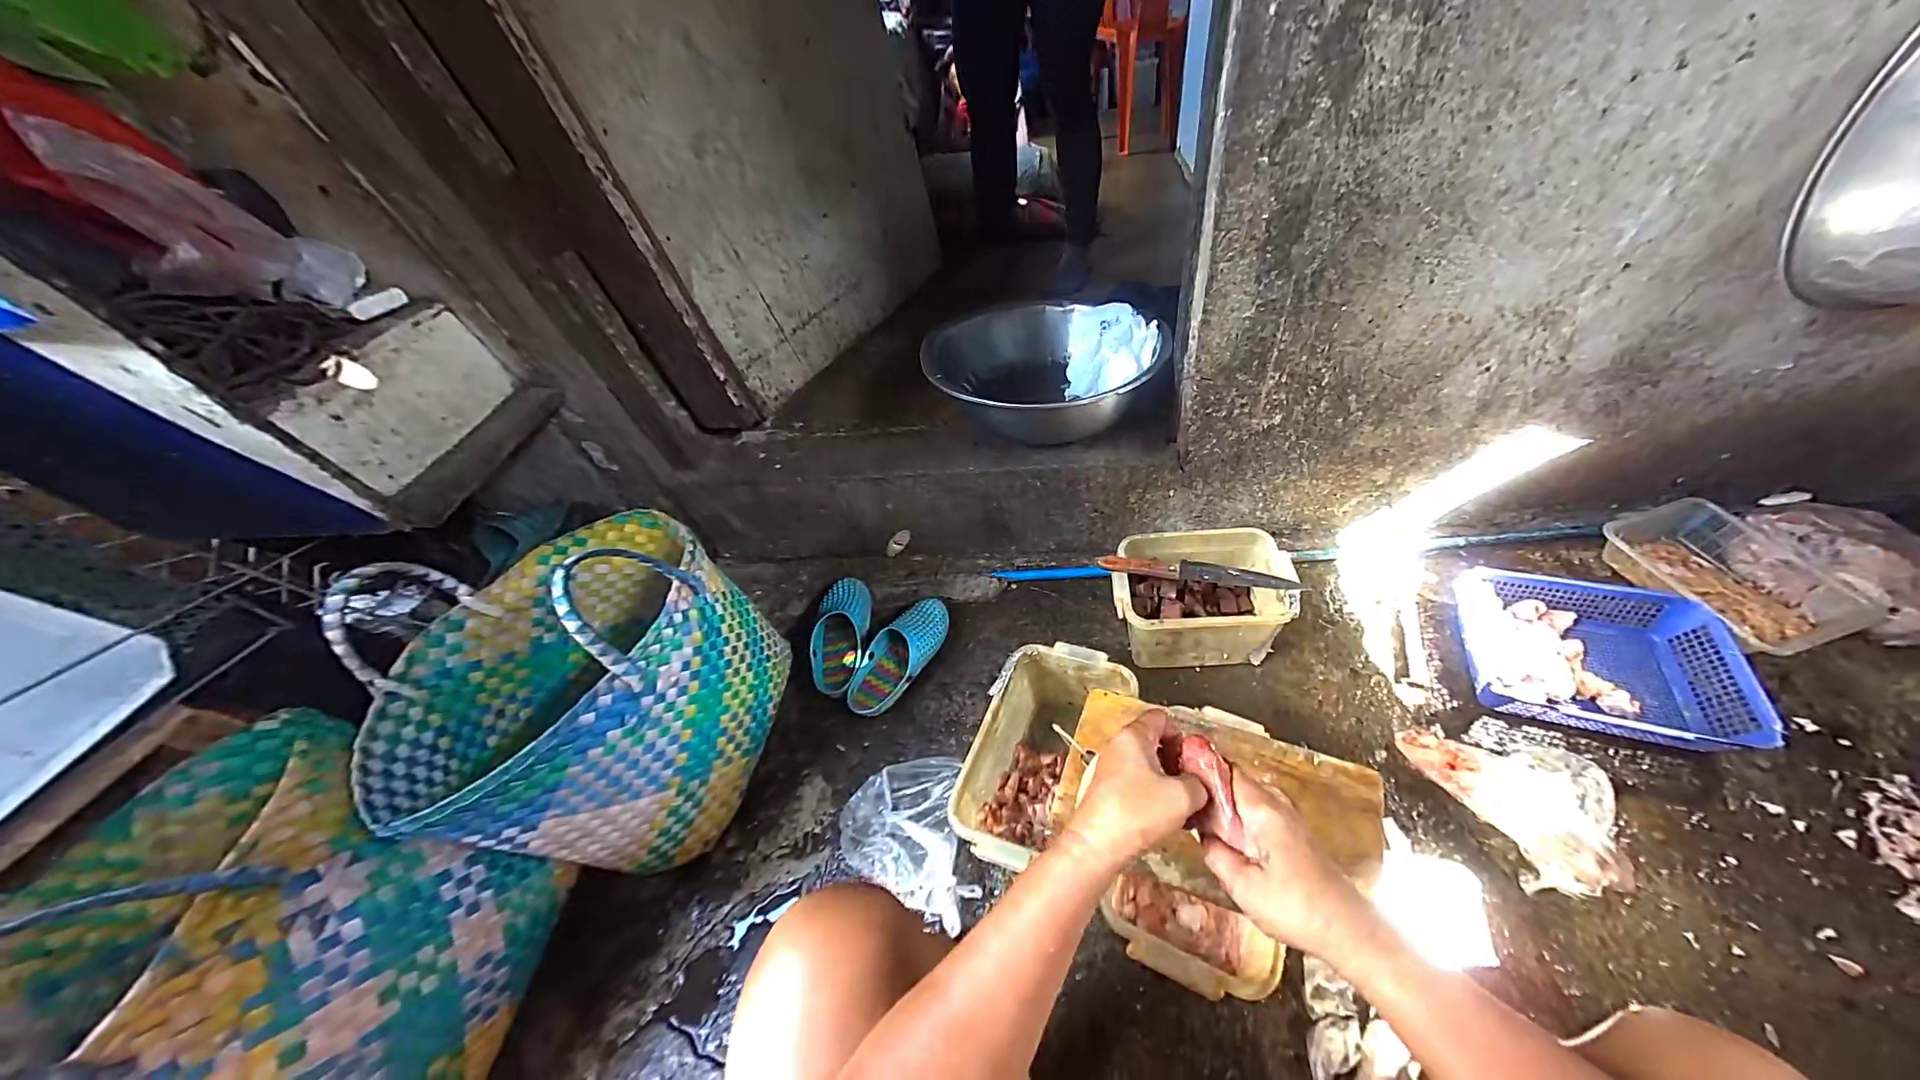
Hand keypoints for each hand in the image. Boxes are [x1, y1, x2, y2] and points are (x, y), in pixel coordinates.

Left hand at [1058, 709, 1206, 871]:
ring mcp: (1109, 768)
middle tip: (1192, 782)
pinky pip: (1135, 783)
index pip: (1160, 718)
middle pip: (1153, 741)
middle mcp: (1117, 746)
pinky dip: (1151, 793)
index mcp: (1133, 736)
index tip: (1194, 758)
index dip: (1182, 734)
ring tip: (1181, 803)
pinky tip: (1163, 815)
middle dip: (1176, 760)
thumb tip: (1197, 785)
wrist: (1097, 845)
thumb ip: (1199, 783)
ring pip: (1145, 764)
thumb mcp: (1183, 796)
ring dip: (1165, 780)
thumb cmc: (1136, 812)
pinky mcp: (1106, 790)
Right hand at [1201, 771, 1373, 954]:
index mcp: (1263, 810)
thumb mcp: (1243, 886)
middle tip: (1183, 798)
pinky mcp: (1295, 836)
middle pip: (1238, 780)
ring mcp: (1289, 820)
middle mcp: (1278, 806)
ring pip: (1249, 797)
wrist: (1349, 932)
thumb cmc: (1296, 908)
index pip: (1228, 771)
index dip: (1202, 766)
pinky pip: (1259, 812)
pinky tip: (1227, 835)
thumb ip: (1216, 855)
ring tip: (1199, 815)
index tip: (1178, 772)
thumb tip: (1203, 836)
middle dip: (1210, 785)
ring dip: (1225, 802)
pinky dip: (1240, 816)